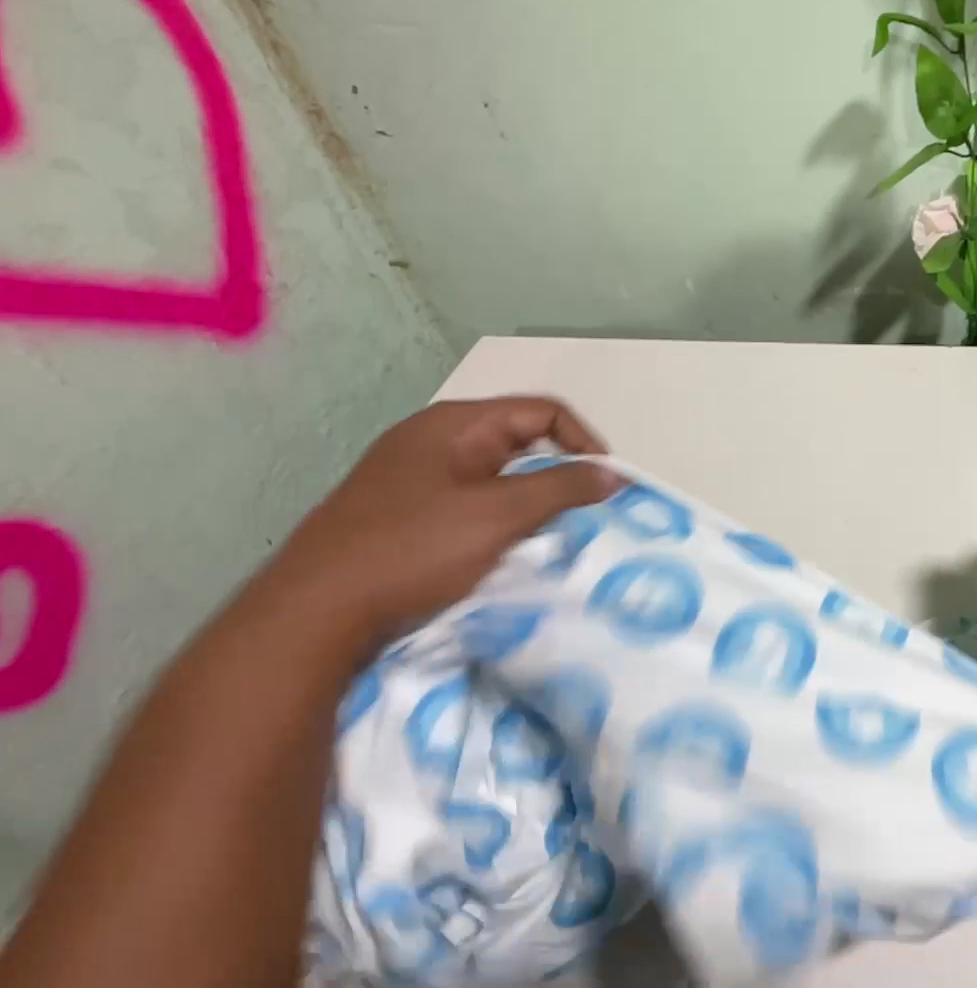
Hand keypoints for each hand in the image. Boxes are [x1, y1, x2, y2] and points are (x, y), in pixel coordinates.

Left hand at [246, 396, 619, 648]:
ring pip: (499, 479)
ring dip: (533, 504)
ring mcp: (416, 479)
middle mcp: (434, 442)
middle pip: (521, 442)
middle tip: (584, 516)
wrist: (313, 615)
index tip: (605, 486)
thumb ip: (563, 488)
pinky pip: (474, 506)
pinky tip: (507, 555)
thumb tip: (613, 473)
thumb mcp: (499, 515)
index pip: (543, 412)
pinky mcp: (406, 516)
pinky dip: (502, 524)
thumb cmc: (411, 550)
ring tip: (551, 539)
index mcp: (453, 425)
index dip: (584, 442)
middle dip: (561, 477)